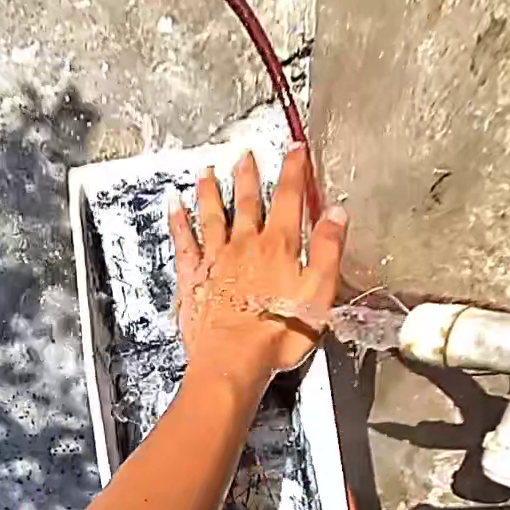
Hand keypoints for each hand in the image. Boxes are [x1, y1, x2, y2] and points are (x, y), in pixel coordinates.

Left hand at [168, 144, 347, 387]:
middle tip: (245, 155)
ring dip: (210, 191)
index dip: (294, 170)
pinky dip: (178, 222)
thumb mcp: (319, 293)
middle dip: (248, 175)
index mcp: (279, 246)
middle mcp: (245, 245)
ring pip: (212, 216)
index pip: (290, 197)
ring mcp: (215, 261)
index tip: (296, 149)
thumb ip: (328, 250)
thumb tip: (336, 213)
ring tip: (207, 171)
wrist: (232, 360)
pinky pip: (184, 243)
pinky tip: (173, 206)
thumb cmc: (277, 334)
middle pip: (246, 201)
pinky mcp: (193, 280)